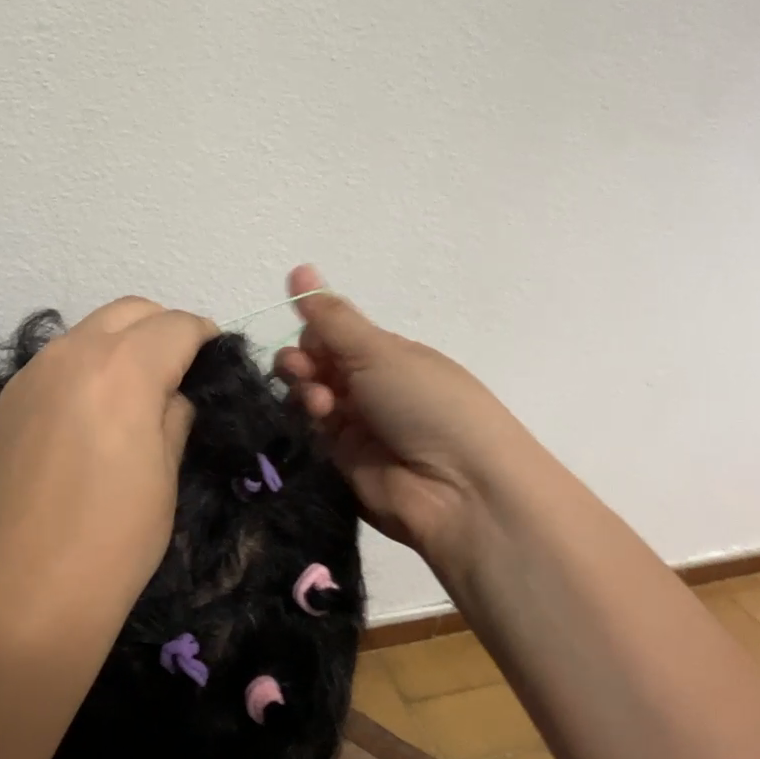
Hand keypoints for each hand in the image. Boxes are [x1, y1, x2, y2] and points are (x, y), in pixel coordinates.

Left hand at [0, 296, 216, 625]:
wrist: (13, 598)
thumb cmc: (109, 544)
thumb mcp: (163, 479)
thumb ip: (172, 419)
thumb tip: (171, 396)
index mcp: (121, 367)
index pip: (175, 325)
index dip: (204, 337)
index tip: (217, 360)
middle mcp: (70, 353)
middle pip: (128, 312)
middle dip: (162, 329)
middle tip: (181, 372)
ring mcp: (30, 376)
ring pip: (86, 332)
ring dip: (120, 345)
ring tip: (137, 395)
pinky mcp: (5, 404)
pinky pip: (56, 363)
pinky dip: (84, 368)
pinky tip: (92, 415)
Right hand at [273, 266, 545, 561]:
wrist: (460, 491)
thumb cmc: (428, 405)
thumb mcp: (379, 351)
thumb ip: (331, 317)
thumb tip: (299, 267)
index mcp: (387, 357)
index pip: (332, 336)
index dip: (312, 333)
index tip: (305, 333)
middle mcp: (369, 390)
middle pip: (314, 368)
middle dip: (300, 363)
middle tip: (303, 372)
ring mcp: (355, 430)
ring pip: (306, 401)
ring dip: (304, 392)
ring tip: (319, 403)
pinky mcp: (339, 466)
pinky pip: (307, 437)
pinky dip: (304, 425)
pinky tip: (315, 422)